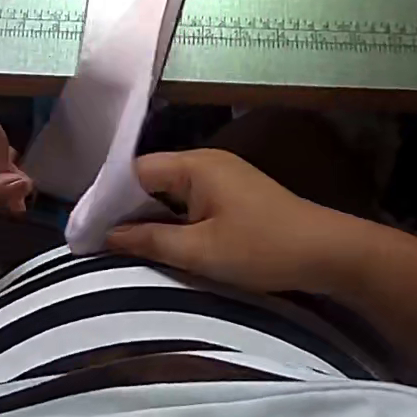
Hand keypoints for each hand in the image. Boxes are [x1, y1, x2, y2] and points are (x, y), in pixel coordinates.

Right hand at [103, 149, 373, 293]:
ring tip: (121, 244)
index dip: (107, 198)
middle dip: (125, 208)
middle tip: (98, 240)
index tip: (86, 228)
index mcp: (195, 165)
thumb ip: (150, 240)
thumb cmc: (262, 248)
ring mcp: (222, 178)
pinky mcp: (233, 195)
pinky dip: (172, 220)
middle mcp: (206, 163)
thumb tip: (106, 236)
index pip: (135, 171)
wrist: (330, 253)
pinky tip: (161, 242)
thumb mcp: (200, 251)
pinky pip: (190, 202)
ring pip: (170, 193)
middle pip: (151, 179)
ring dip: (149, 217)